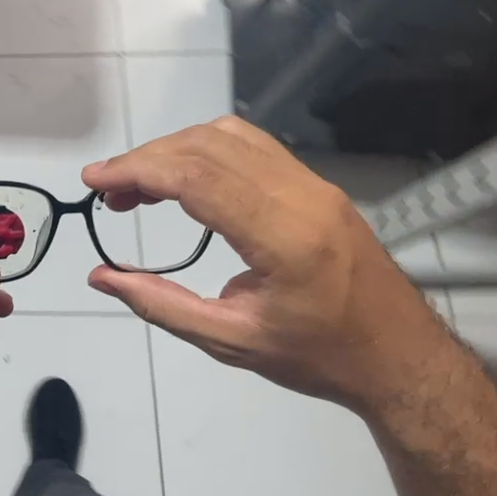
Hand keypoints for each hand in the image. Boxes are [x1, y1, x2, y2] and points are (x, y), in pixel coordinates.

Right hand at [81, 116, 454, 416]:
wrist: (402, 358)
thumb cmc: (318, 358)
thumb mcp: (230, 342)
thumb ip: (160, 305)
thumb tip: (100, 276)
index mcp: (284, 238)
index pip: (197, 178)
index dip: (137, 170)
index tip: (94, 182)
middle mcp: (302, 196)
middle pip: (207, 147)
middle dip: (145, 159)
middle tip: (106, 192)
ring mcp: (314, 185)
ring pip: (229, 136)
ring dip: (173, 150)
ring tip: (137, 187)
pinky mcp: (316, 185)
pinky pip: (250, 146)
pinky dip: (203, 150)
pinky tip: (182, 180)